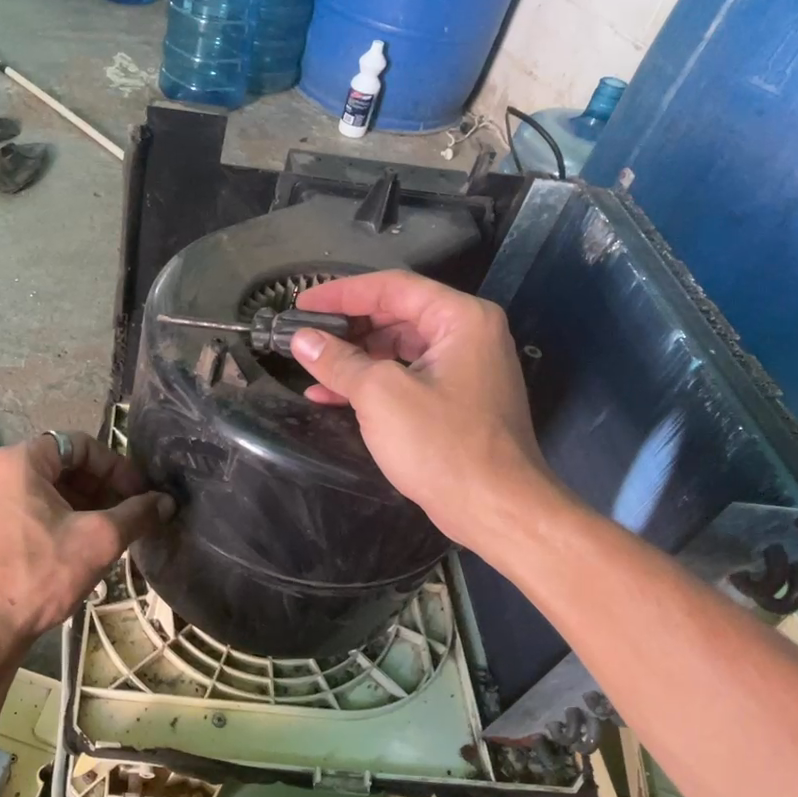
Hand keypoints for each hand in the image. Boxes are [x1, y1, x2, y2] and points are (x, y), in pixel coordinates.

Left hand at [0, 431, 173, 649]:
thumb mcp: (99, 540)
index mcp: (20, 460)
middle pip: (64, 464)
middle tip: (130, 513)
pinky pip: (31, 506)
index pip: (81, 445)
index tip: (140, 494)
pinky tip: (83, 543)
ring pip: (48, 488)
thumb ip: (137, 514)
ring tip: (112, 531)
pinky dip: (61, 516)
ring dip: (85, 503)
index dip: (117, 467)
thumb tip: (166, 502)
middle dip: (102, 487)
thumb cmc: (41, 574)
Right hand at [291, 270, 563, 544]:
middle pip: (396, 316)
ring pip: (397, 350)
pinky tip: (329, 395)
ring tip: (310, 366)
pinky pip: (405, 378)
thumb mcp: (381, 395)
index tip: (301, 303)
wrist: (496, 509)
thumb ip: (339, 361)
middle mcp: (468, 335)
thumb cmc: (442, 444)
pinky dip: (370, 384)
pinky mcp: (455, 402)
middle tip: (302, 334)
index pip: (393, 287)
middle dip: (346, 327)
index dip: (342, 293)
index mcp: (461, 318)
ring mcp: (464, 370)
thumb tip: (302, 339)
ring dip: (353, 358)